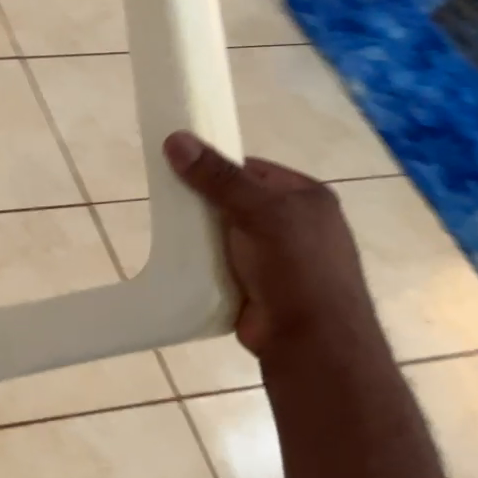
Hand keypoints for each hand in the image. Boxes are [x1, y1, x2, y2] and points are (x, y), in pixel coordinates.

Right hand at [164, 131, 385, 358]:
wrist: (310, 339)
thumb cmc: (295, 266)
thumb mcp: (259, 212)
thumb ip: (217, 178)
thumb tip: (175, 139)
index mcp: (306, 197)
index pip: (252, 170)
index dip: (216, 168)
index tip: (178, 171)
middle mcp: (295, 223)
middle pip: (236, 200)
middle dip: (204, 204)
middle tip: (168, 201)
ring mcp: (276, 256)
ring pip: (226, 233)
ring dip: (201, 234)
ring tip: (167, 228)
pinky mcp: (256, 284)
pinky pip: (221, 262)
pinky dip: (202, 260)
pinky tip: (180, 258)